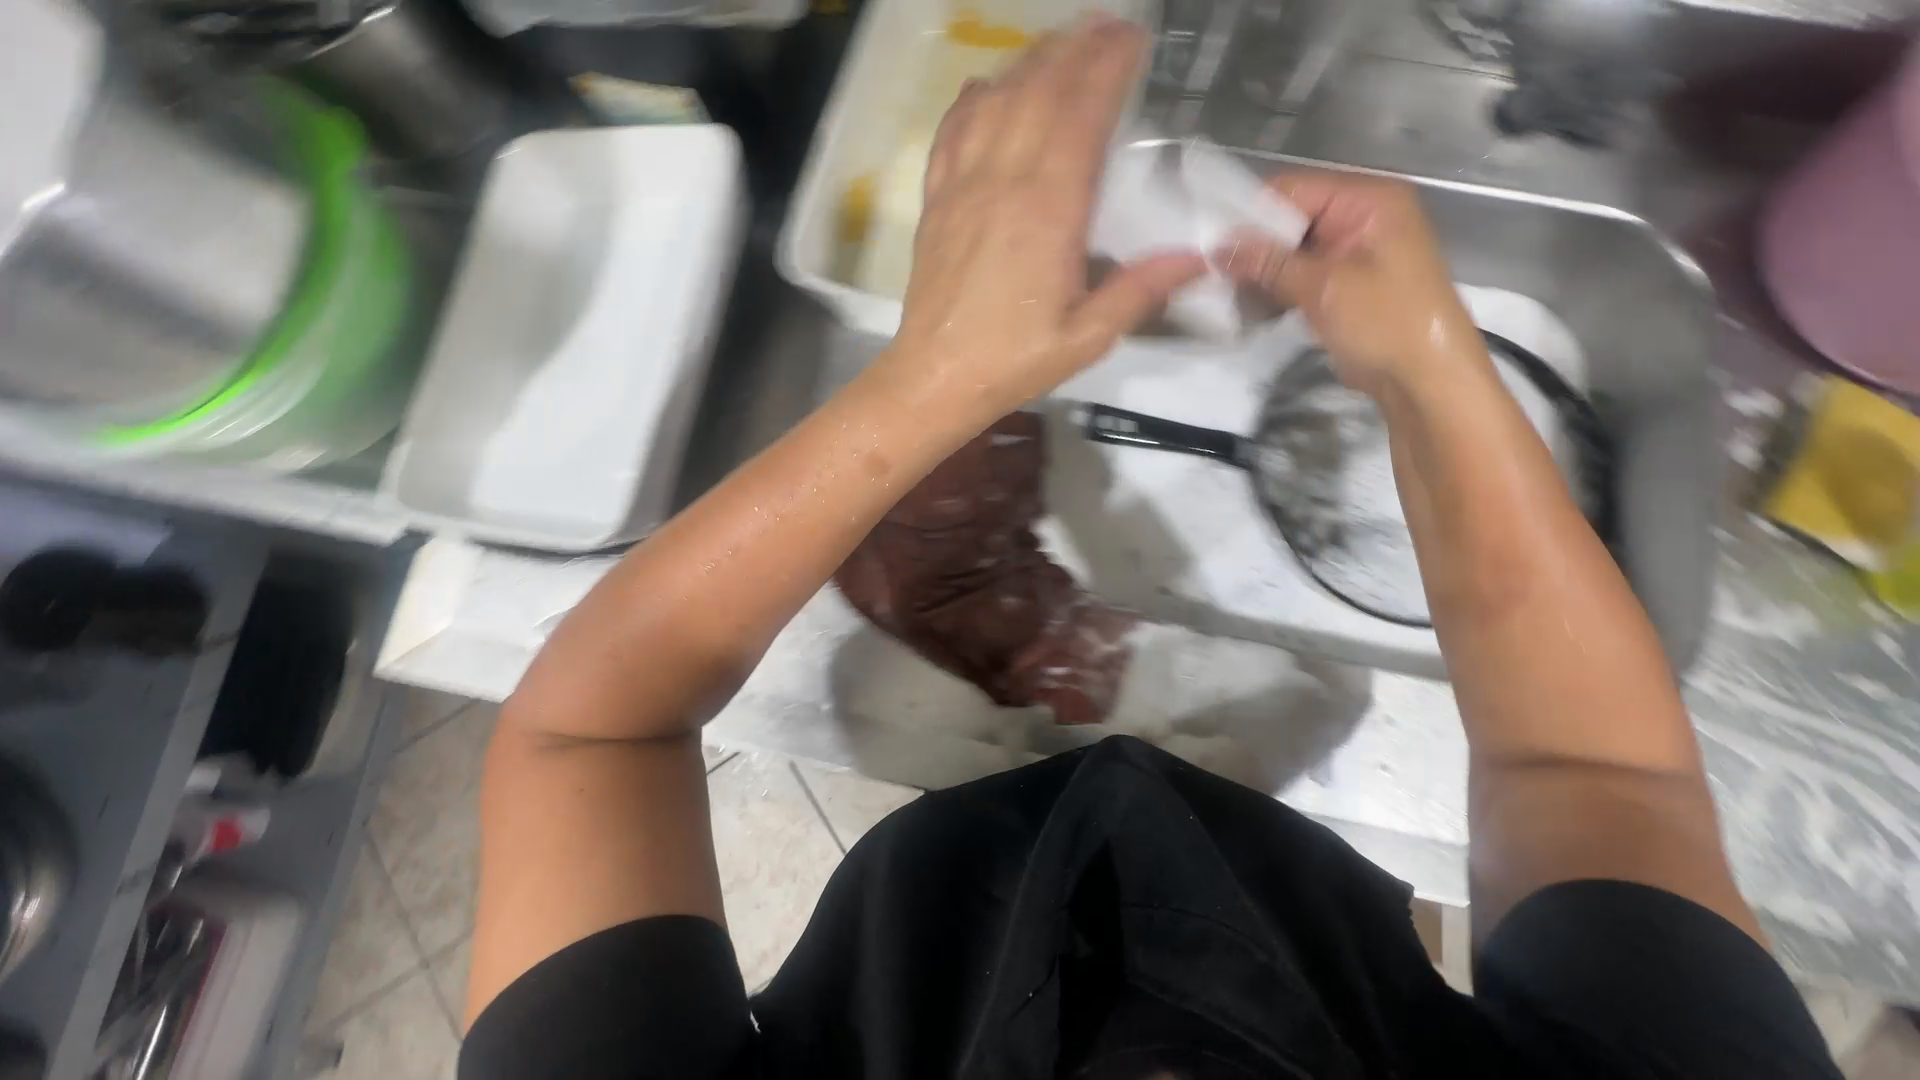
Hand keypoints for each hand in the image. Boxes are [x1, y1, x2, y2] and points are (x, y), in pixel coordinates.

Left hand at [876, 15, 1206, 418]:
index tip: (1133, 40)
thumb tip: (1196, 258)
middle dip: (1076, 49)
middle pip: (1040, 90)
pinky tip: (988, 86)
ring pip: (995, 100)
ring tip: (1059, 43)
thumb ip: (1140, 291)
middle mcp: (1002, 181)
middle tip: (1106, 27)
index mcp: (1048, 209)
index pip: (1081, 113)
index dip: (1108, 67)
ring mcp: (961, 186)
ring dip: (1029, 62)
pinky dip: (973, 99)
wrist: (936, 378)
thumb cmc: (1014, 361)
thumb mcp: (1088, 337)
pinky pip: (952, 131)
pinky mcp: (935, 200)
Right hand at [1219, 171, 1482, 396]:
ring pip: (1290, 250)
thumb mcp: (1324, 286)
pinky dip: (1275, 289)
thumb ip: (1270, 262)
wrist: (1425, 378)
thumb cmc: (1385, 322)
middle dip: (1253, 246)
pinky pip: (1299, 275)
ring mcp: (1352, 252)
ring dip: (1261, 272)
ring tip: (1228, 293)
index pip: (1293, 189)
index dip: (1250, 214)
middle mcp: (1359, 217)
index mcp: (1367, 200)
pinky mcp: (1342, 283)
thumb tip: (1218, 248)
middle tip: (1214, 272)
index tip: (1212, 242)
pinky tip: (1251, 307)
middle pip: (1290, 218)